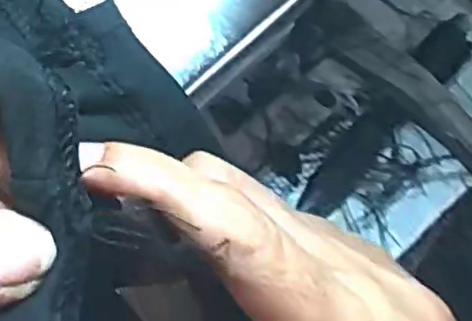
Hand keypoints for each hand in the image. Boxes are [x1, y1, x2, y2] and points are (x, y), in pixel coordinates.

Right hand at [79, 143, 453, 320]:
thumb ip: (189, 314)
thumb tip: (131, 276)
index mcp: (340, 315)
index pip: (230, 220)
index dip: (152, 181)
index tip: (88, 165)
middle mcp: (366, 279)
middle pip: (226, 183)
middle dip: (153, 180)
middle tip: (99, 195)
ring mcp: (379, 270)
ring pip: (251, 190)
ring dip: (194, 201)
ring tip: (153, 225)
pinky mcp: (384, 271)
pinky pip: (287, 218)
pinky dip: (240, 223)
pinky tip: (229, 264)